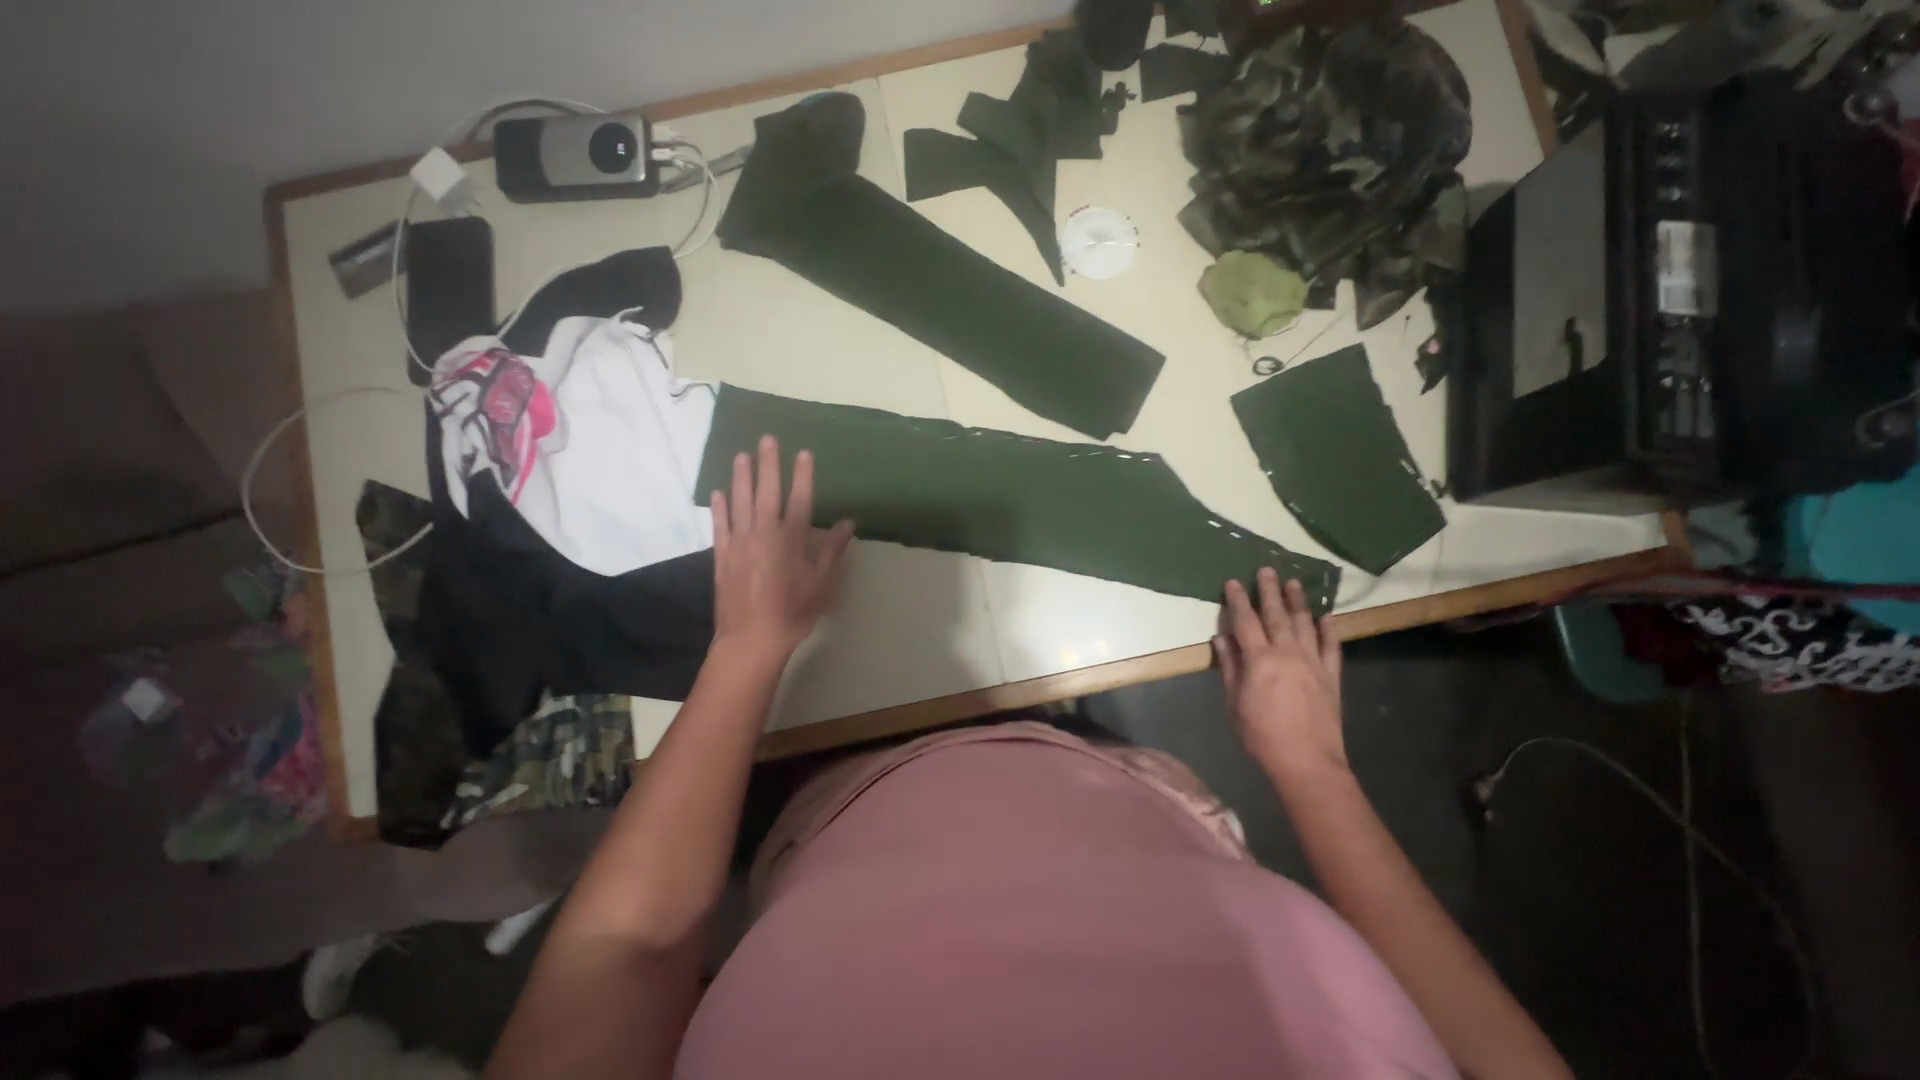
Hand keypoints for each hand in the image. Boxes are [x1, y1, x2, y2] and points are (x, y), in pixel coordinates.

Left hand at [710, 435, 855, 664]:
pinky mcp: (722, 555)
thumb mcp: (821, 584)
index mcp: (791, 538)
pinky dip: (719, 507)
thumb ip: (831, 550)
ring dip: (741, 477)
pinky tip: (718, 493)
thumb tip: (848, 523)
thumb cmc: (793, 613)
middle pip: (766, 491)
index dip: (802, 474)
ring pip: (739, 502)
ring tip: (741, 456)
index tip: (804, 452)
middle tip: (766, 439)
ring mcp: (739, 542)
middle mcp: (764, 532)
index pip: (800, 498)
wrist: (750, 639)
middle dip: (768, 464)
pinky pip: (720, 525)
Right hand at [1214, 568, 1346, 782]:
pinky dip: (1330, 629)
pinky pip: (1331, 647)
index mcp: (1259, 660)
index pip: (1245, 621)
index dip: (1238, 600)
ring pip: (1305, 624)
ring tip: (1294, 583)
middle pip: (1276, 615)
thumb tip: (1222, 638)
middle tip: (1267, 569)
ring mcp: (1313, 662)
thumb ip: (1229, 668)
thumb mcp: (1234, 703)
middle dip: (1269, 591)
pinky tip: (1327, 616)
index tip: (1233, 582)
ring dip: (1299, 602)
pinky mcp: (1331, 676)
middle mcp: (1287, 653)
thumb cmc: (1261, 736)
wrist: (1306, 761)